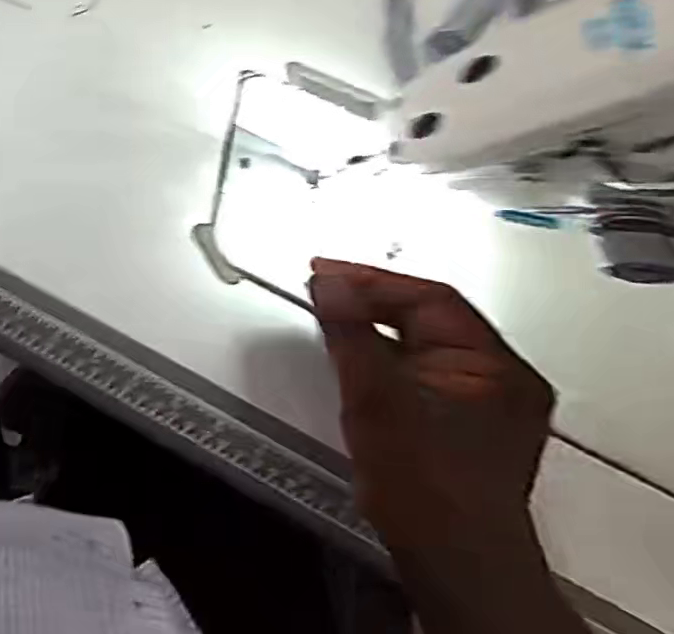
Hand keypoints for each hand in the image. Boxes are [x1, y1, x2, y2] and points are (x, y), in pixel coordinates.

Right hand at [309, 260, 576, 633]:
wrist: (447, 547)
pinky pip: (412, 359)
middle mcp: (497, 378)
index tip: (322, 271)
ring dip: (371, 320)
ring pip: (418, 337)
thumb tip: (330, 282)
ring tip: (327, 311)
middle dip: (370, 296)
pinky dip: (376, 345)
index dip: (371, 278)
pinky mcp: (450, 412)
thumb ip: (349, 330)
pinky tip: (348, 347)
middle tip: (320, 285)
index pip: (431, 298)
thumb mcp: (375, 392)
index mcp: (495, 368)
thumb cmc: (426, 478)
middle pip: (429, 314)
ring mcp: (476, 397)